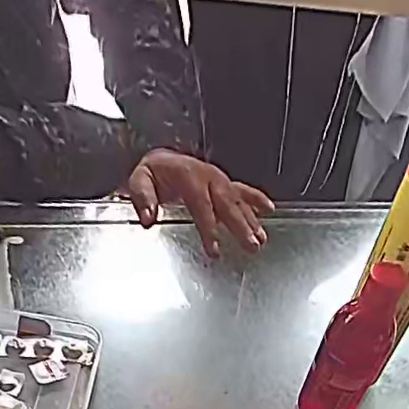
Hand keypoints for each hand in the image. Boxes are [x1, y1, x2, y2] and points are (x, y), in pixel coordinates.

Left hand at [120, 148, 273, 257]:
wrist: (161, 159)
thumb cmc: (153, 173)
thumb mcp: (139, 181)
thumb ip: (143, 199)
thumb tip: (148, 217)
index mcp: (188, 176)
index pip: (202, 205)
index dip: (209, 228)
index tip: (214, 249)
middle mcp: (207, 176)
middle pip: (227, 204)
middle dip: (241, 226)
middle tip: (251, 245)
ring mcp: (218, 179)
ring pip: (238, 200)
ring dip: (252, 220)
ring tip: (261, 239)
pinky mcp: (224, 183)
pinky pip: (243, 190)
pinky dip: (257, 200)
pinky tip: (269, 210)